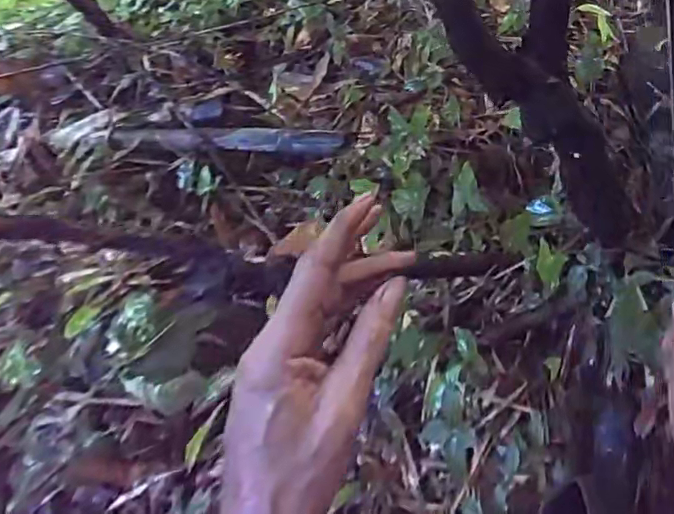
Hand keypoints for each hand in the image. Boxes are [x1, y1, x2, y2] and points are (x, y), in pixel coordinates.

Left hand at [222, 193, 412, 513]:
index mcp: (277, 346)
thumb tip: (396, 285)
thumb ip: (370, 339)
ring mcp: (275, 357)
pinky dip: (350, 312)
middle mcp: (271, 342)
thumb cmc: (302, 473)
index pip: (313, 271)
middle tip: (401, 238)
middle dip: (360, 256)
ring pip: (322, 304)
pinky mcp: (283, 371)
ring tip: (401, 270)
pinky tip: (376, 303)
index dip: (342, 230)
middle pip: (320, 284)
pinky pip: (320, 329)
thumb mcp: (346, 405)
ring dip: (360, 285)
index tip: (370, 200)